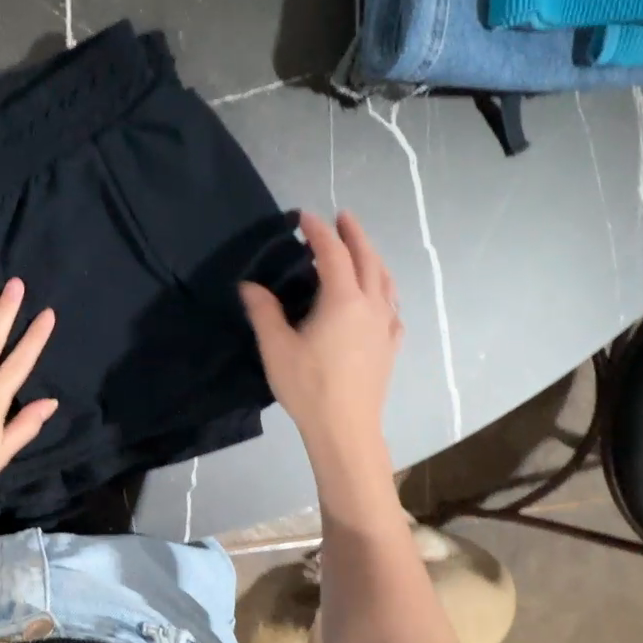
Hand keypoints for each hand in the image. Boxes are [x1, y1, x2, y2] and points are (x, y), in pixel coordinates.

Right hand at [240, 211, 402, 495]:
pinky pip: (391, 305)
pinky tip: (376, 298)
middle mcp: (371, 304)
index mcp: (343, 300)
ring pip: (384, 279)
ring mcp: (386, 325)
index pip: (332, 254)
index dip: (318, 232)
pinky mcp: (390, 344)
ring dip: (371, 258)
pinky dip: (382, 289)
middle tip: (341, 218)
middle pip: (367, 259)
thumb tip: (250, 286)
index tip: (304, 216)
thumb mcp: (276, 348)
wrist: (345, 426)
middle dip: (353, 235)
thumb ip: (264, 312)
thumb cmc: (307, 386)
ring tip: (359, 250)